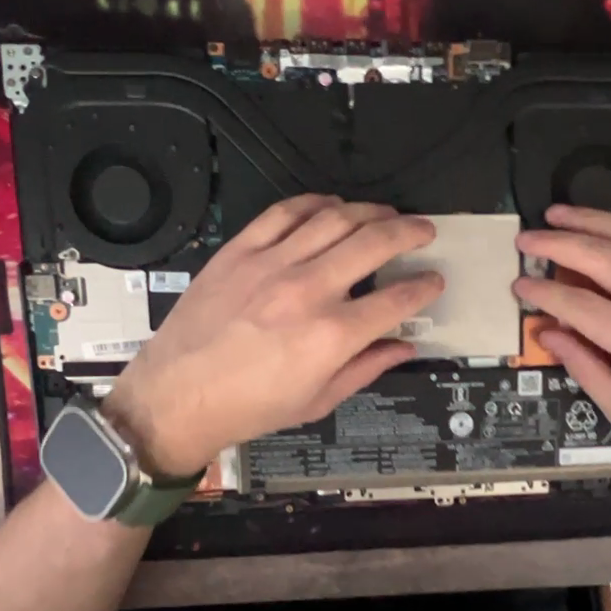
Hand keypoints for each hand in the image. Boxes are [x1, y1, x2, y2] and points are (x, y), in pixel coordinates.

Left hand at [101, 195, 443, 477]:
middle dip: (409, 232)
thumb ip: (367, 368)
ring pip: (334, 218)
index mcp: (332, 336)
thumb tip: (402, 348)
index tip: (433, 281)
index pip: (397, 300)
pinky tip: (331, 206)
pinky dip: (313, 203)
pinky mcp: (240, 252)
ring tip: (386, 214)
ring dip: (369, 211)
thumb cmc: (248, 407)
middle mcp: (307, 292)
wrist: (177, 397)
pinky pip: (284, 213)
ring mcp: (271, 266)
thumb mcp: (318, 401)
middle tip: (423, 231)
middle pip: (374, 243)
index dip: (424, 287)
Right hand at [513, 205, 610, 486]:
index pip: (583, 307)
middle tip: (527, 239)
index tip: (520, 286)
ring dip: (592, 220)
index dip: (545, 294)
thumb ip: (584, 370)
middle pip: (606, 259)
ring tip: (558, 213)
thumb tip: (548, 333)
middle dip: (559, 244)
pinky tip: (603, 228)